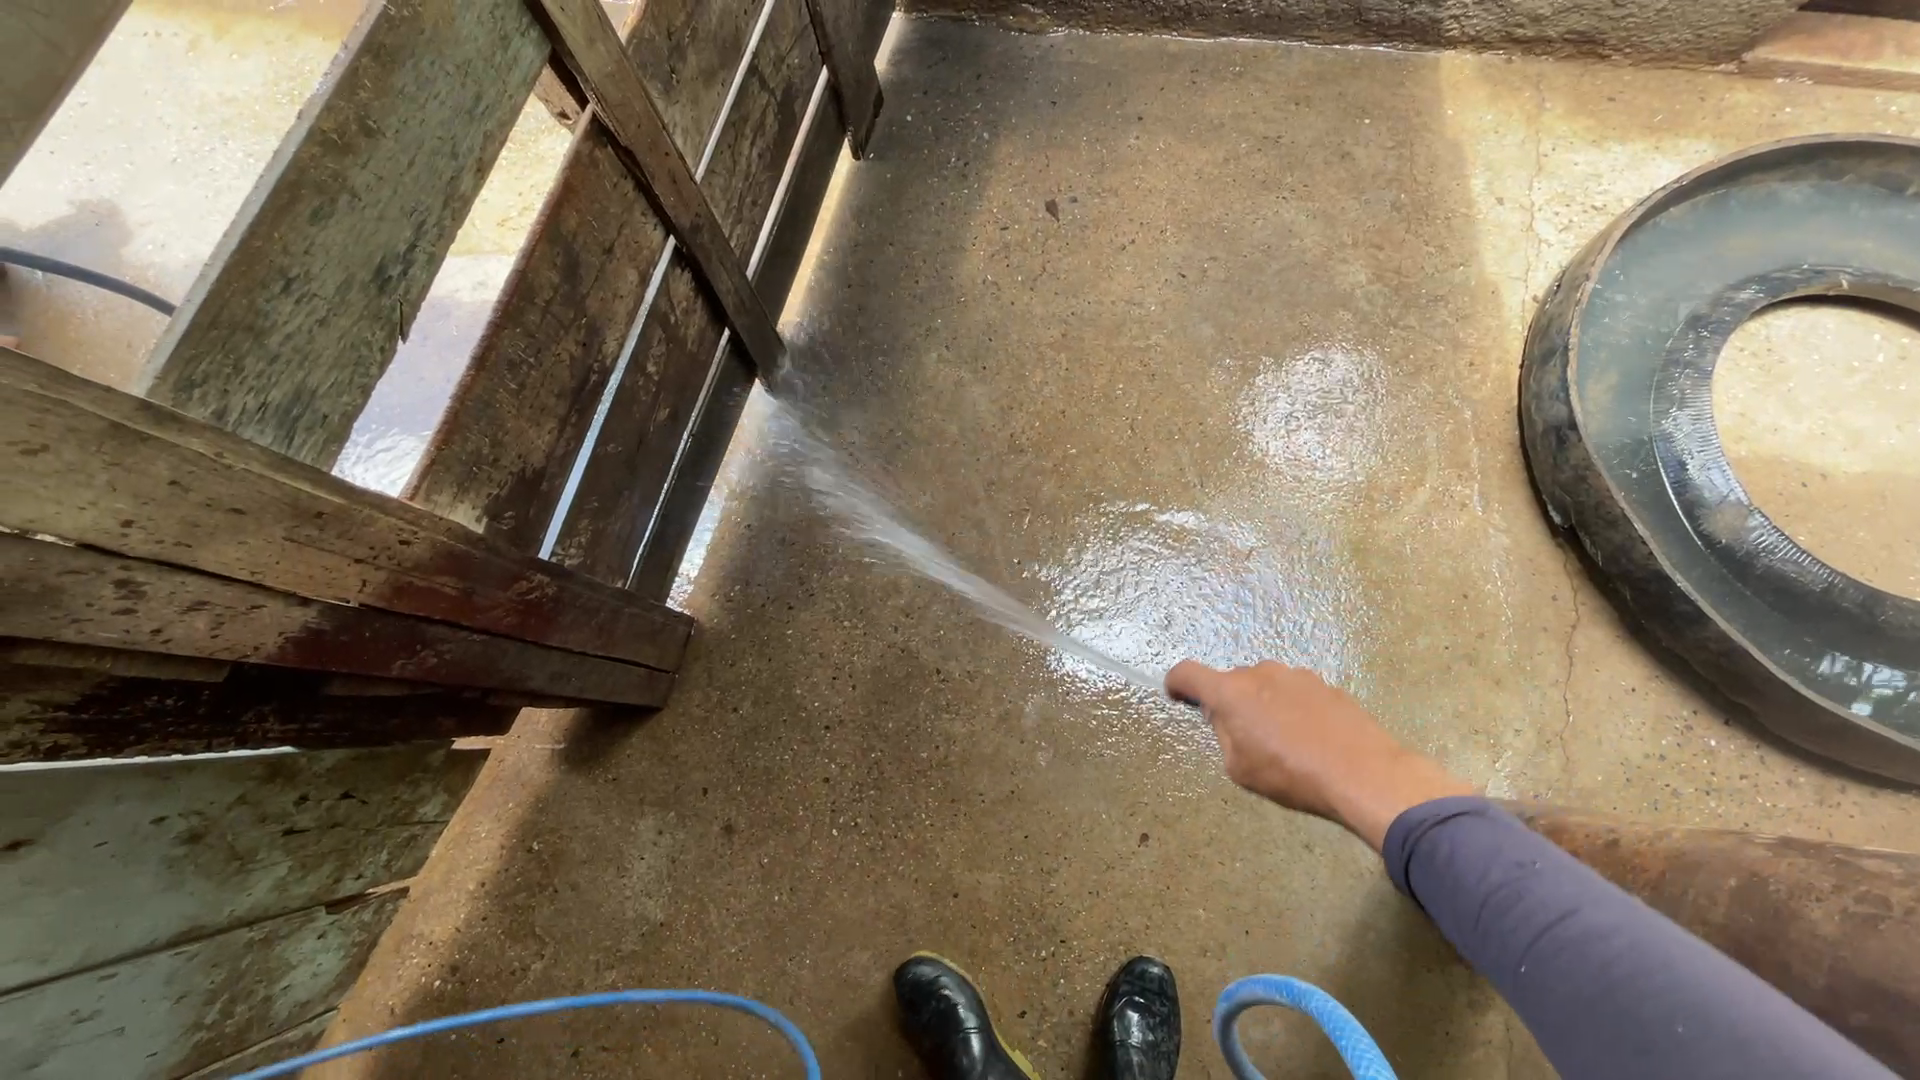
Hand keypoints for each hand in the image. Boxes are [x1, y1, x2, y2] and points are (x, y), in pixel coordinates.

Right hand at [1166, 659, 1475, 850]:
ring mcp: (1295, 675)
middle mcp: (1259, 673)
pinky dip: (1292, 708)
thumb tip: (1225, 719)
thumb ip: (1224, 735)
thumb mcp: (1239, 767)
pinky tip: (1310, 737)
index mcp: (1230, 692)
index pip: (1187, 672)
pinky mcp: (1325, 684)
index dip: (1176, 683)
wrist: (1363, 773)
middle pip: (1231, 682)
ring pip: (1265, 685)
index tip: (1177, 695)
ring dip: (1264, 704)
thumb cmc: (1291, 774)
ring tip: (1283, 740)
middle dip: (1230, 703)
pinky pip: (1295, 692)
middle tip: (1242, 735)